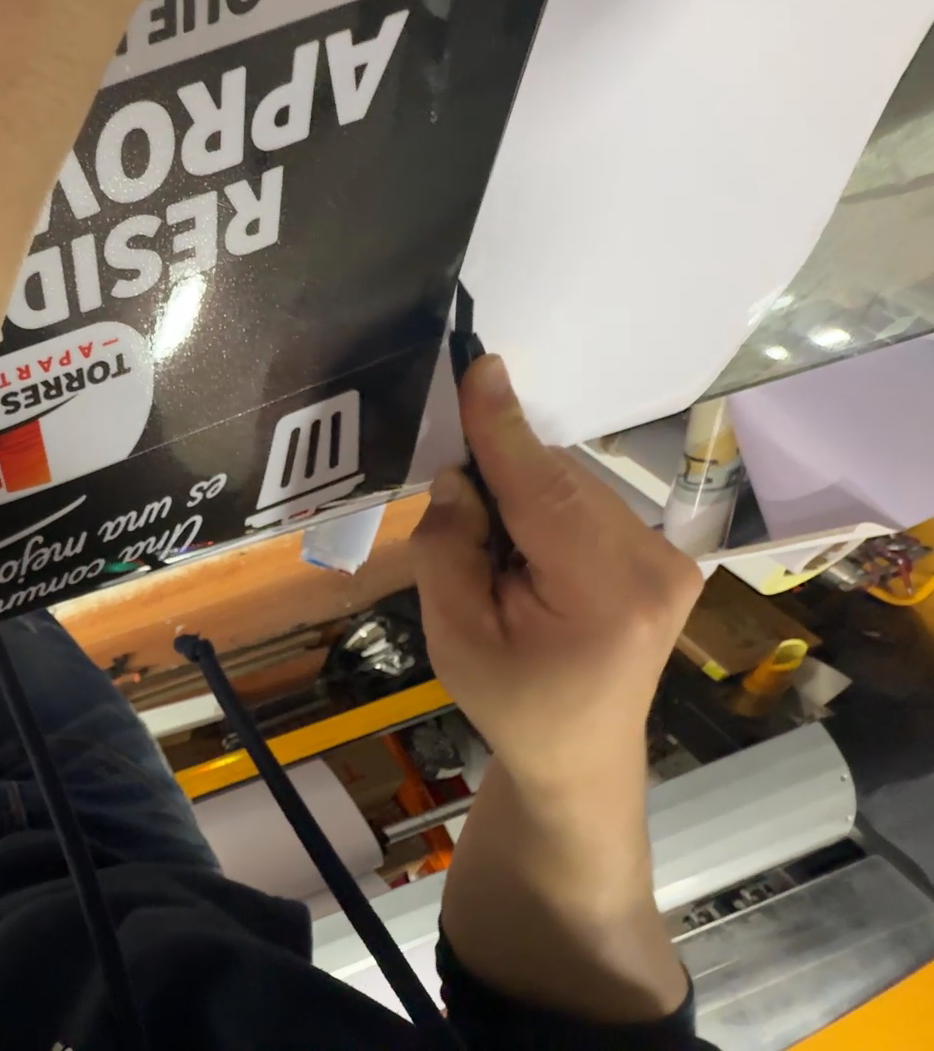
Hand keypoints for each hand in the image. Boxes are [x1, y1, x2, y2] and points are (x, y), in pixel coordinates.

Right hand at [410, 355, 703, 789]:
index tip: (481, 367)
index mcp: (605, 590)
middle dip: (496, 483)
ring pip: (567, 486)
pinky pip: (580, 502)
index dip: (504, 428)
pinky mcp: (660, 555)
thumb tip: (459, 480)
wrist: (576, 751)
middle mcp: (655, 561)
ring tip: (493, 564)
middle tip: (459, 538)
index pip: (542, 488)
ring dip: (515, 500)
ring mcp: (667, 556)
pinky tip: (522, 558)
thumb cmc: (507, 699)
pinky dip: (537, 512)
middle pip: (554, 480)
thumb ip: (450, 549)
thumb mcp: (453, 631)